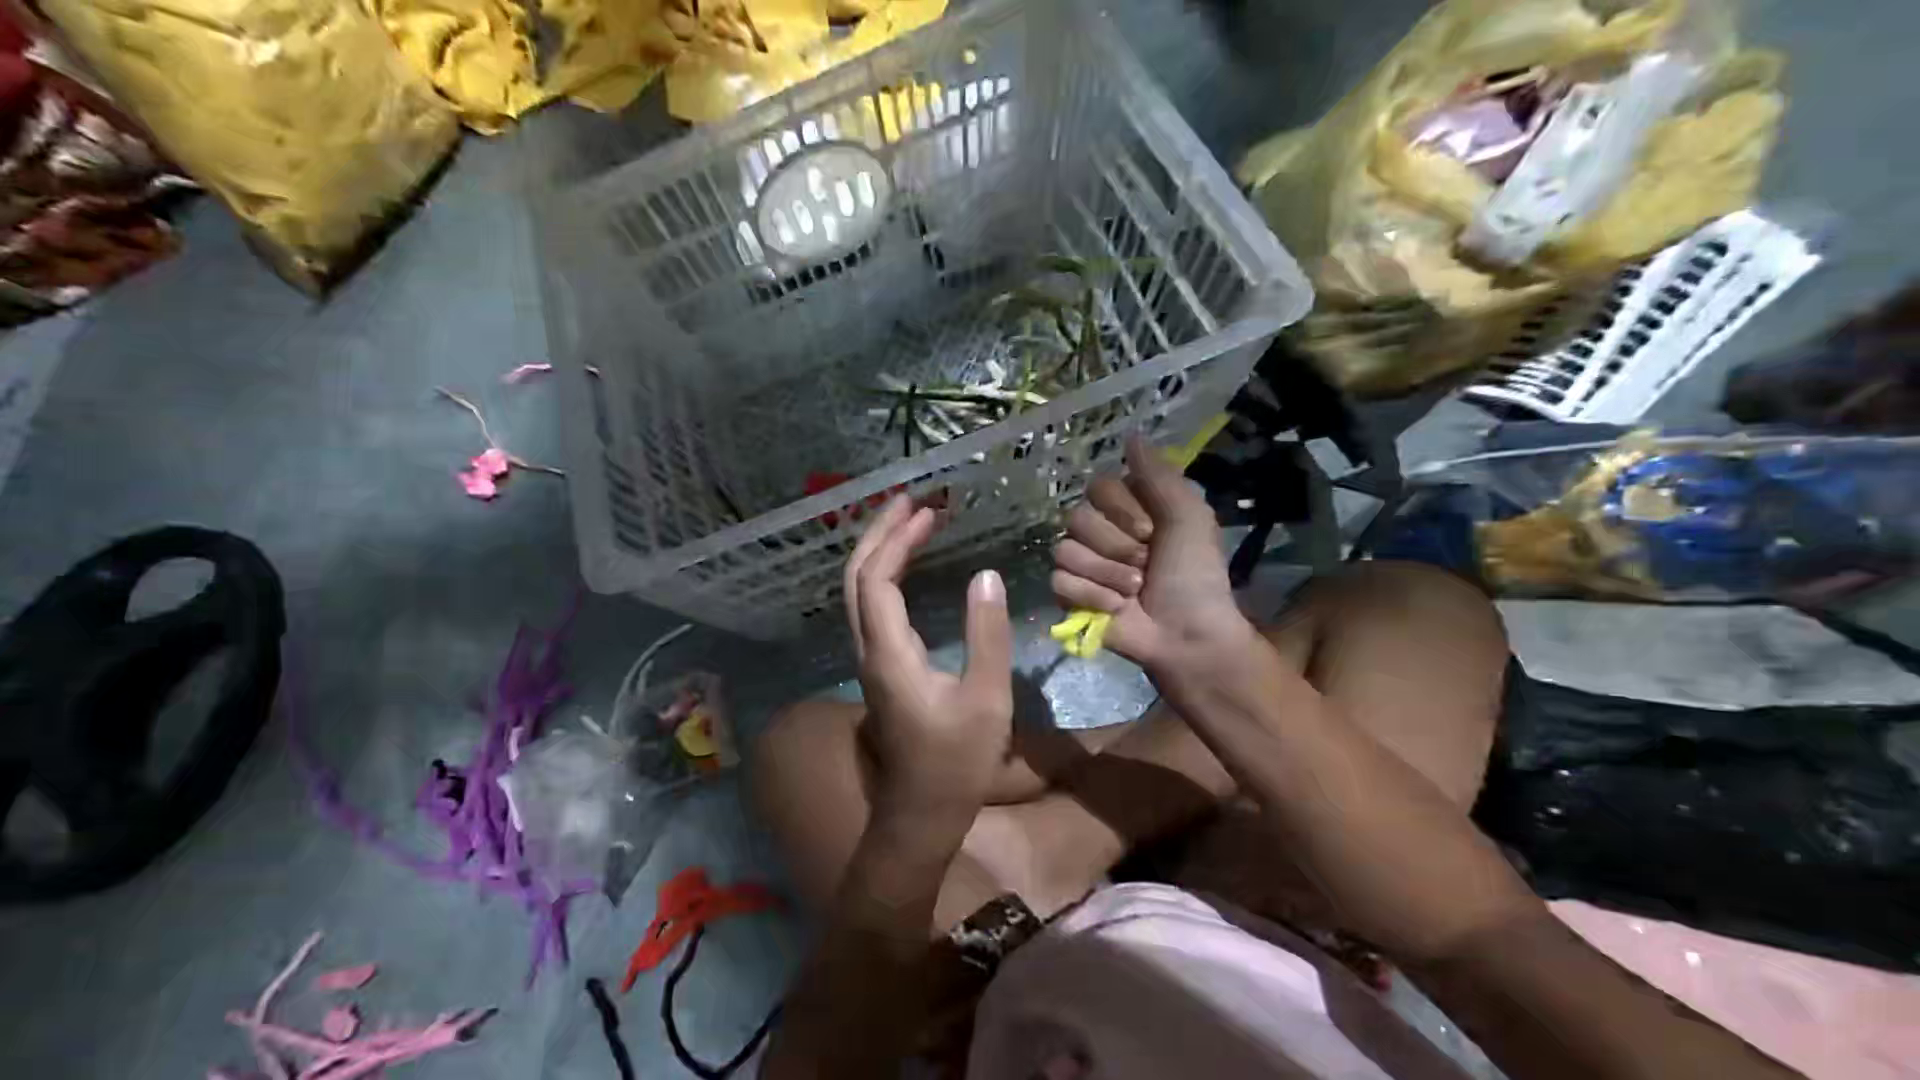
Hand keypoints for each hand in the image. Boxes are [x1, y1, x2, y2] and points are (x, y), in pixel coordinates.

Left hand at [845, 496, 1014, 827]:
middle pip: (855, 578)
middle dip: (877, 533)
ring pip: (858, 592)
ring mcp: (870, 659)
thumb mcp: (986, 699)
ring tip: (907, 521)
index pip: (877, 580)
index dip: (897, 540)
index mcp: (889, 654)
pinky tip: (905, 566)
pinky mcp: (880, 668)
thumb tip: (985, 575)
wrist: (922, 812)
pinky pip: (870, 607)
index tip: (928, 512)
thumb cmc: (958, 761)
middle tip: (908, 500)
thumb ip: (986, 636)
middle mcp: (869, 650)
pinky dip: (884, 574)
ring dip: (878, 551)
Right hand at [1052, 436, 1256, 681]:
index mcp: (1127, 508)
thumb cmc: (1195, 574)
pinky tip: (1115, 608)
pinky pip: (1060, 581)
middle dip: (1116, 546)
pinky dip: (1091, 596)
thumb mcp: (1188, 516)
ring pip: (1066, 550)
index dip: (1121, 511)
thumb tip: (1131, 434)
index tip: (1150, 531)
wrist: (1187, 632)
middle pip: (1077, 518)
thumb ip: (1159, 475)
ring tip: (1134, 591)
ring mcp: (1082, 564)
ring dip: (1107, 574)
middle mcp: (1100, 531)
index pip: (1097, 488)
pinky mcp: (1070, 596)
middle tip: (1144, 564)